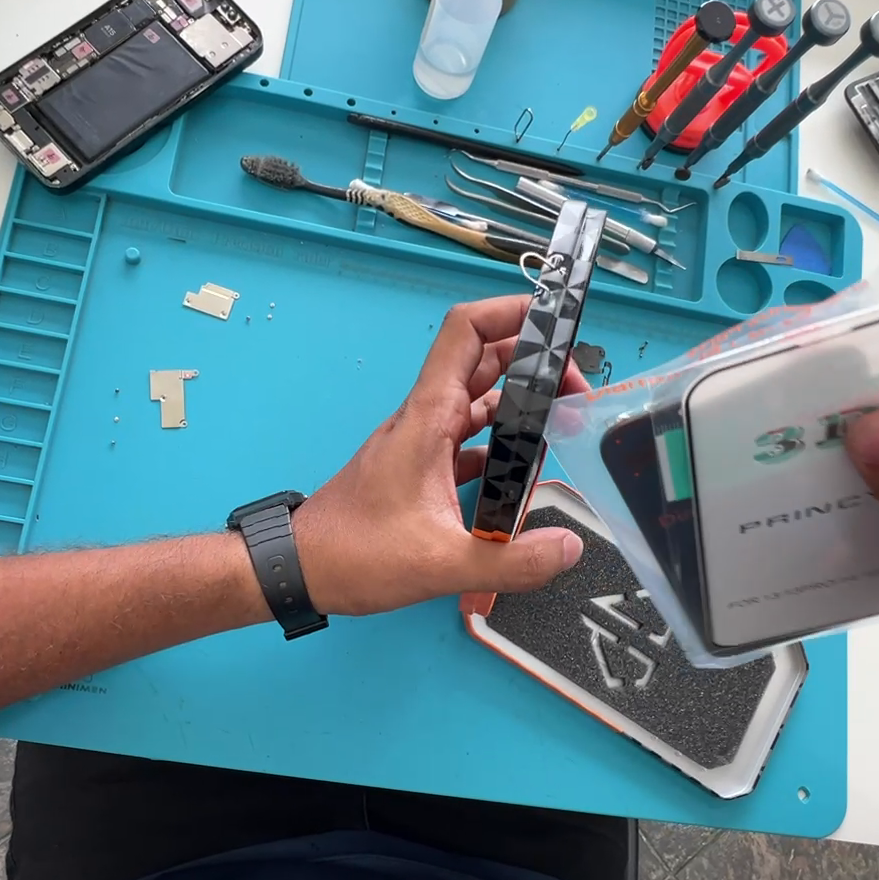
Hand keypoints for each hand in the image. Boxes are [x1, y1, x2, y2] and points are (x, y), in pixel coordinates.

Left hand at [294, 295, 587, 615]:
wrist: (299, 568)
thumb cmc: (356, 555)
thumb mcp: (440, 563)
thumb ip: (511, 561)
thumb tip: (570, 548)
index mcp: (427, 418)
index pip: (466, 332)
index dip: (513, 312)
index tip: (560, 325)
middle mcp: (424, 420)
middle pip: (483, 362)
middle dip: (535, 362)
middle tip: (578, 391)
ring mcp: (420, 443)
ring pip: (477, 402)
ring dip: (520, 404)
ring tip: (563, 425)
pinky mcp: (418, 469)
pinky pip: (467, 441)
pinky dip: (498, 444)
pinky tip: (523, 471)